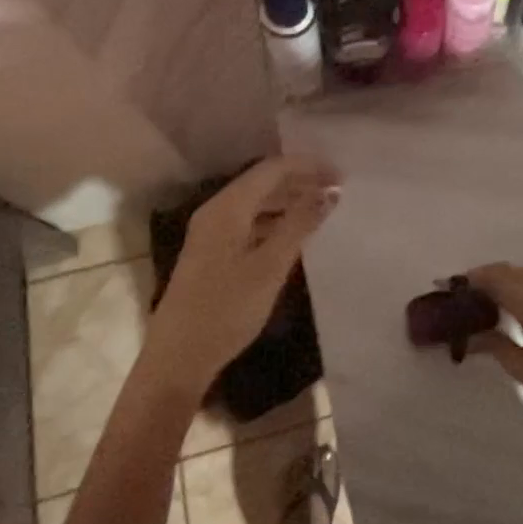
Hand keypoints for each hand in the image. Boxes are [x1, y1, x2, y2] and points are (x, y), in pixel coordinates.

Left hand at [147, 157, 339, 387]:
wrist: (180, 357)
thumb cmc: (227, 309)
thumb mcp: (270, 266)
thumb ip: (300, 225)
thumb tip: (330, 192)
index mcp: (227, 208)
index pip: (272, 169)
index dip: (308, 166)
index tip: (342, 175)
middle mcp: (216, 212)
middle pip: (262, 182)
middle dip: (300, 181)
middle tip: (338, 190)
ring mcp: (212, 233)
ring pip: (256, 203)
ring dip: (289, 201)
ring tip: (323, 208)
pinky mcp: (213, 253)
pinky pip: (249, 222)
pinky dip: (276, 221)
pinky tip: (296, 234)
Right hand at [468, 263, 522, 435]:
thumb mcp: (522, 369)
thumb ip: (496, 346)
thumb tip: (471, 336)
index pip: (500, 281)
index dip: (477, 278)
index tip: (457, 284)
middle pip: (516, 273)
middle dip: (491, 274)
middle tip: (469, 288)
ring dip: (509, 276)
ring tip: (489, 292)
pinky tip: (518, 300)